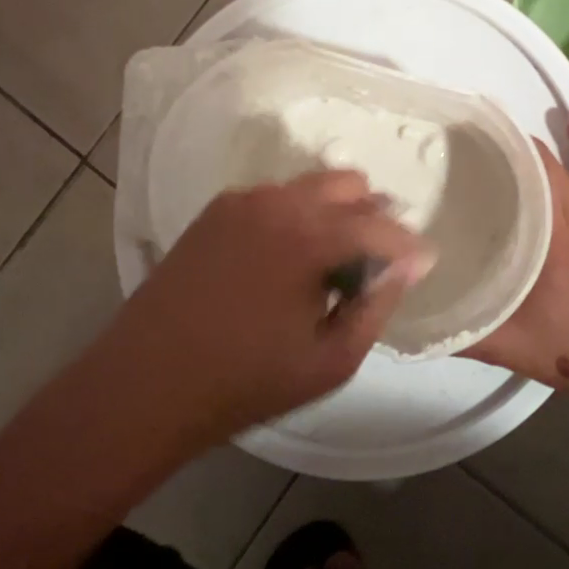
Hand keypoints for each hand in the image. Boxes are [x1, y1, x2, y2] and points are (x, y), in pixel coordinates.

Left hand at [105, 170, 434, 443]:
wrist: (145, 384)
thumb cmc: (245, 382)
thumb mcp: (331, 361)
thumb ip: (377, 305)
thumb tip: (407, 265)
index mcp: (311, 236)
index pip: (380, 227)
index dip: (409, 246)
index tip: (424, 263)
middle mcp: (279, 202)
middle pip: (348, 184)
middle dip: (372, 216)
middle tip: (375, 261)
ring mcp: (242, 202)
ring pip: (310, 187)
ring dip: (334, 213)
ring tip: (330, 263)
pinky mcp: (215, 212)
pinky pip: (275, 198)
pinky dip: (296, 216)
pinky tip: (286, 260)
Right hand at [467, 113, 568, 404]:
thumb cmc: (565, 352)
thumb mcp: (502, 343)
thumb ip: (454, 329)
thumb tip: (407, 310)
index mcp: (556, 238)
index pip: (528, 174)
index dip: (500, 152)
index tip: (467, 143)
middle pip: (544, 168)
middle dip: (512, 152)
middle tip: (477, 147)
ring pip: (568, 170)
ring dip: (541, 154)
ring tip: (509, 138)